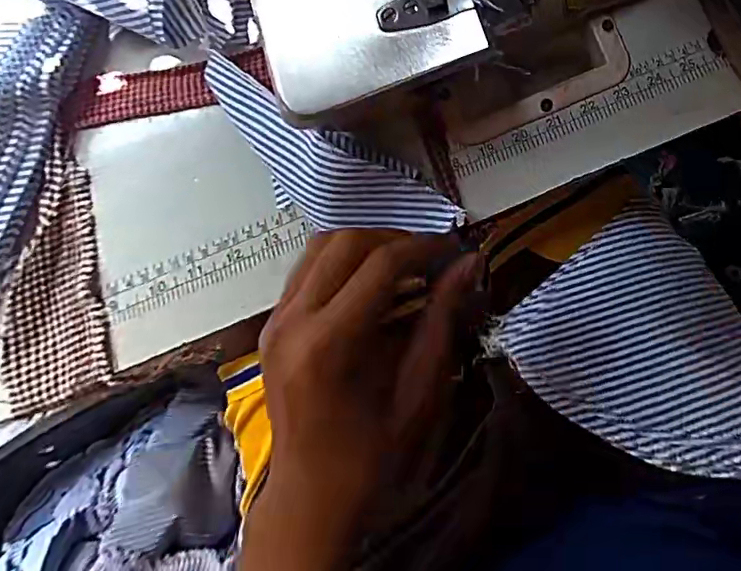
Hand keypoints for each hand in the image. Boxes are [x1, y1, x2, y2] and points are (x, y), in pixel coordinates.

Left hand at [242, 230, 483, 570]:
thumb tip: (469, 263)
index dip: (424, 248)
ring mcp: (275, 322)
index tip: (454, 251)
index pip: (381, 263)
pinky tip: (370, 284)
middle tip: (428, 260)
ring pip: (322, 246)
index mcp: (328, 344)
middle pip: (346, 242)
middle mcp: (292, 322)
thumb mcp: (419, 391)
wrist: (310, 499)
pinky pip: (308, 268)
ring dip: (366, 245)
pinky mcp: (271, 325)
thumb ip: (442, 319)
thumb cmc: (372, 455)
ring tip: (402, 267)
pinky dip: (343, 261)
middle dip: (394, 240)